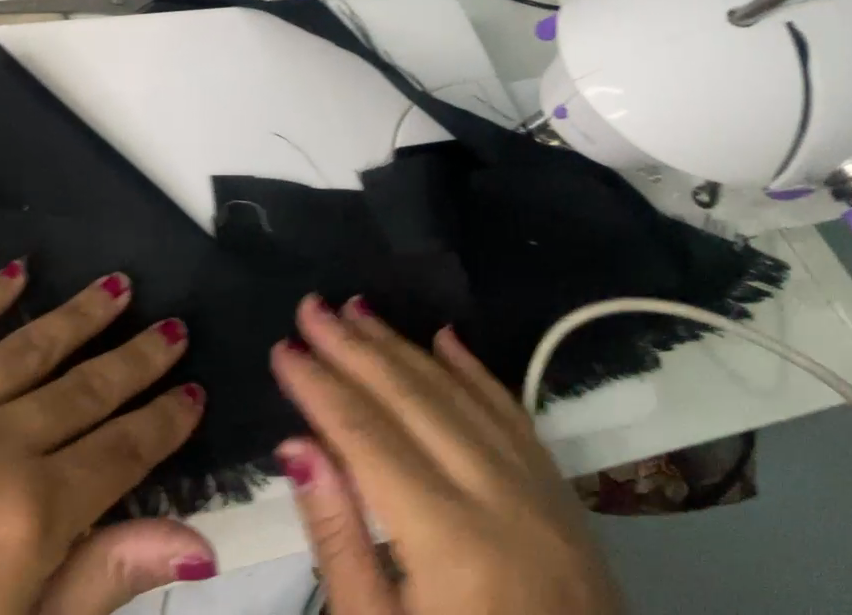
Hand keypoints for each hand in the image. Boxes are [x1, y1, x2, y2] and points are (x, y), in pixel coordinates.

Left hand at [0, 263, 213, 614]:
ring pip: (27, 350)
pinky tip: (18, 273)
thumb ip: (109, 576)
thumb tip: (201, 545)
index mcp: (31, 513)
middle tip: (174, 327)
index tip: (193, 392)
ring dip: (78, 316)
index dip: (162, 424)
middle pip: (83, 390)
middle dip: (136, 359)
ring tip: (119, 286)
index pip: (120, 452)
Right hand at [270, 296, 623, 614]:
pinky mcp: (568, 506)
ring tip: (358, 310)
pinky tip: (446, 340)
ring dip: (406, 349)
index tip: (283, 348)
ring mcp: (546, 500)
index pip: (368, 437)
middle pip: (415, 403)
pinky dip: (476, 374)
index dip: (320, 387)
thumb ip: (338, 540)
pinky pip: (516, 419)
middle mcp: (504, 504)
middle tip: (312, 307)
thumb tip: (297, 446)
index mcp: (451, 543)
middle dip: (357, 349)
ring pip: (465, 398)